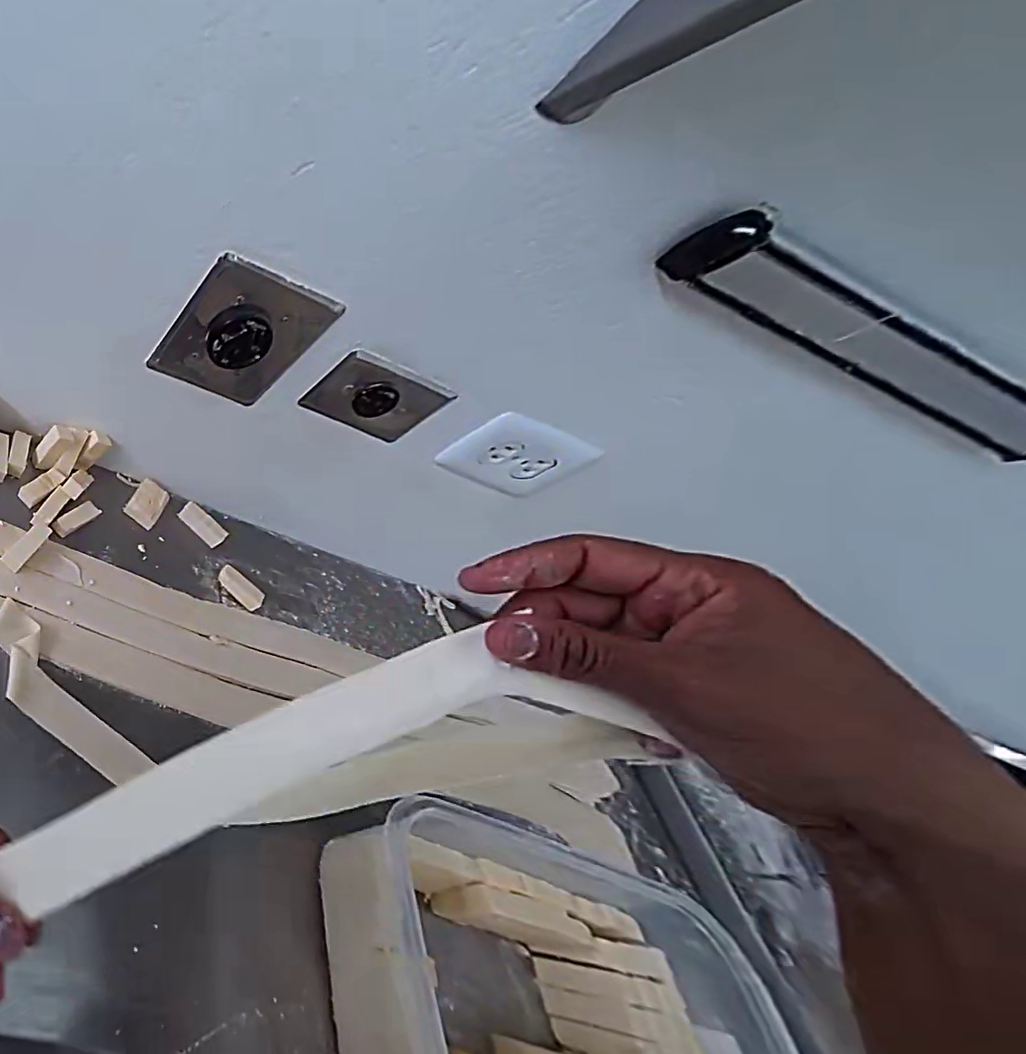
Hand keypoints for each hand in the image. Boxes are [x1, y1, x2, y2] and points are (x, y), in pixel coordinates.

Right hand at [458, 535, 1001, 835]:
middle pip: (584, 603)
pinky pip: (612, 678)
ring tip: (544, 690)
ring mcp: (684, 651)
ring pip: (593, 644)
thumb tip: (509, 636)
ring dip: (565, 667)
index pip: (590, 558)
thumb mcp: (680, 683)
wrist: (898, 813)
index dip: (525, 565)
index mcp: (698, 585)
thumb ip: (583, 655)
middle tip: (500, 653)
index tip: (474, 582)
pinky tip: (591, 713)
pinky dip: (592, 695)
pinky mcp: (681, 689)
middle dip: (540, 627)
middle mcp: (686, 610)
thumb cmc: (825, 730)